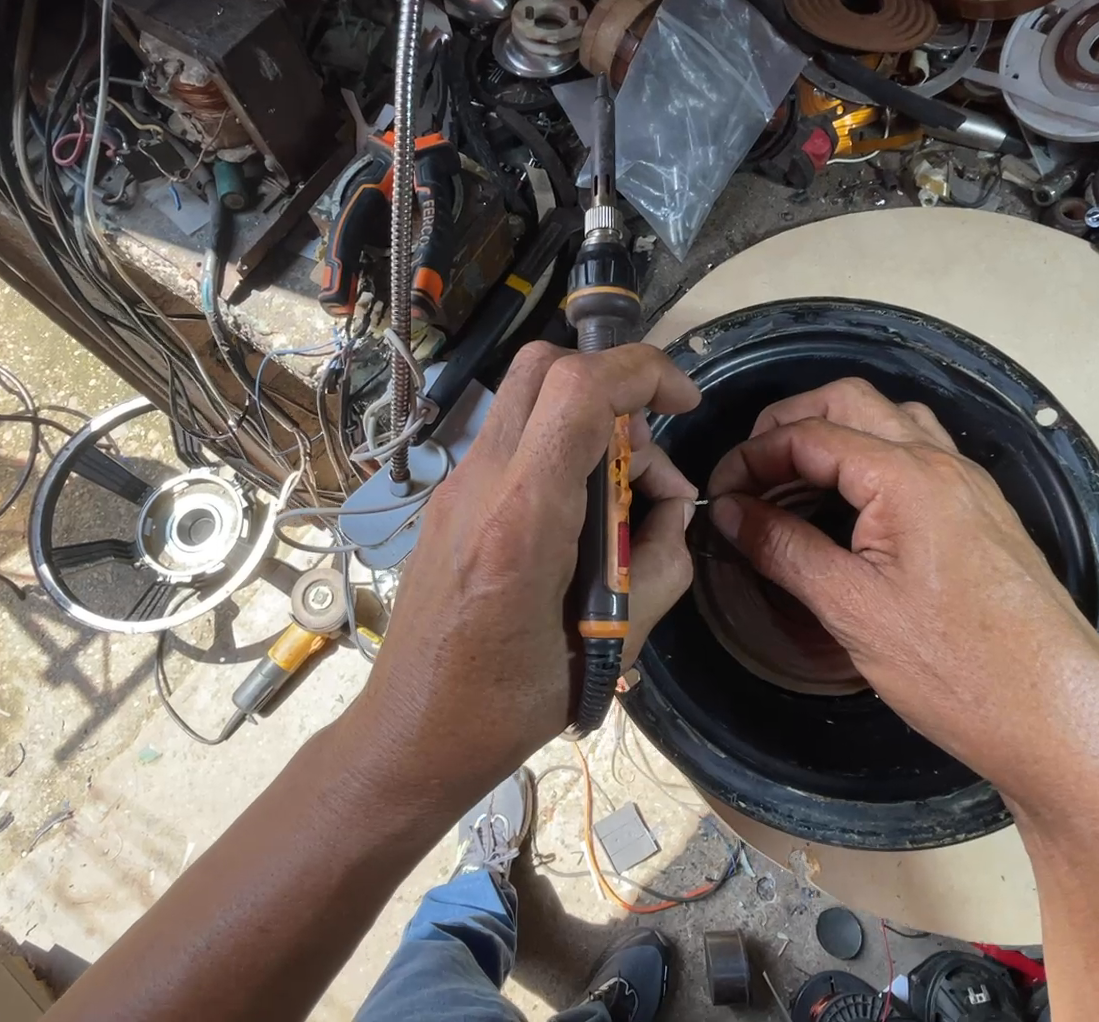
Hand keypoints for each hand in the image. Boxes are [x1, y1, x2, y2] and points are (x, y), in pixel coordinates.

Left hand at [357, 342, 700, 797]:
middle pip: (543, 367)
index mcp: (522, 519)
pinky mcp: (448, 502)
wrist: (414, 731)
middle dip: (613, 383)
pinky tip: (579, 517)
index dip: (643, 373)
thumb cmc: (511, 703)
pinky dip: (558, 450)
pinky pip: (512, 441)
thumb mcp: (615, 644)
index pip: (579, 390)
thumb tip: (673, 504)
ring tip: (623, 503)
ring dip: (587, 424)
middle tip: (646, 453)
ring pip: (526, 400)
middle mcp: (480, 483)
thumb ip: (662, 559)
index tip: (684, 403)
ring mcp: (455, 488)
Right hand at [705, 378, 1098, 806]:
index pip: (808, 435)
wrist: (1059, 720)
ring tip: (791, 486)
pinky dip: (865, 461)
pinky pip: (914, 455)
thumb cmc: (953, 667)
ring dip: (831, 435)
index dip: (750, 458)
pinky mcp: (979, 514)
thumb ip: (782, 548)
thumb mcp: (850, 608)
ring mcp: (967, 486)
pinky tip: (845, 509)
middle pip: (849, 402)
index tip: (718, 497)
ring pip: (887, 421)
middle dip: (787, 425)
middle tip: (750, 473)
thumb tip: (727, 512)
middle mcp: (942, 463)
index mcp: (906, 477)